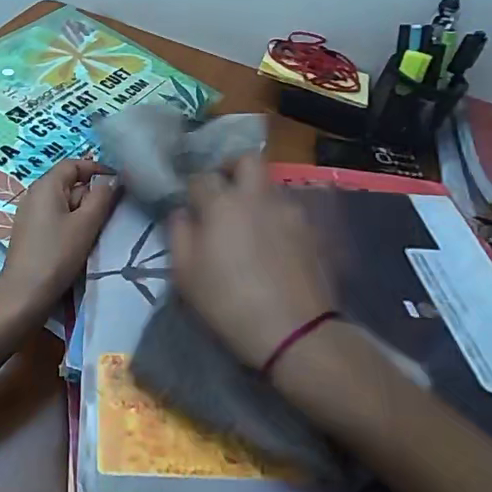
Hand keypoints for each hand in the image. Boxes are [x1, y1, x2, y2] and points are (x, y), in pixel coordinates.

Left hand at [0, 159, 118, 321]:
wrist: (24, 294)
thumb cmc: (57, 254)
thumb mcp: (86, 223)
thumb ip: (102, 197)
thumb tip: (112, 180)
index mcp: (45, 185)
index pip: (73, 164)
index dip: (97, 168)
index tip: (119, 182)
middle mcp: (34, 195)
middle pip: (69, 184)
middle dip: (92, 195)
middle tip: (111, 214)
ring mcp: (30, 215)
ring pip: (65, 204)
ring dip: (84, 213)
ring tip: (98, 232)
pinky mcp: (31, 234)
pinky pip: (56, 220)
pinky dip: (72, 225)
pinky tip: (82, 243)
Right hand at [167, 154, 338, 368]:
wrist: (293, 331)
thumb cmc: (227, 302)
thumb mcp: (184, 273)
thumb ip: (179, 234)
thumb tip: (183, 213)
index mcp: (222, 203)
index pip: (201, 177)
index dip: (193, 189)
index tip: (189, 206)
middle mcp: (258, 197)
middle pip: (247, 159)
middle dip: (232, 168)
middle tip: (223, 192)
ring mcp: (290, 211)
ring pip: (270, 186)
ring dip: (255, 196)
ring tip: (248, 227)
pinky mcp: (312, 231)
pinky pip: (288, 212)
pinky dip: (275, 219)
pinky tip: (271, 247)